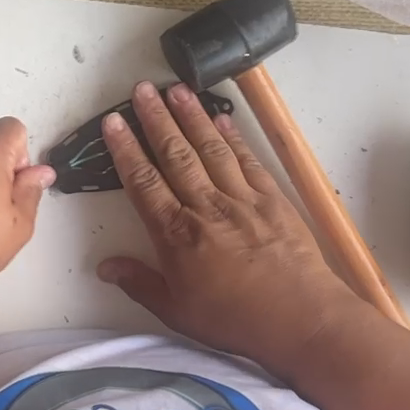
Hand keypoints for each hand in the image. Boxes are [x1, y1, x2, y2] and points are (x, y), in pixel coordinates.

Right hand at [97, 82, 376, 368]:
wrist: (304, 321)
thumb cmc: (235, 320)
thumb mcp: (176, 312)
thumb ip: (139, 283)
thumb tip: (104, 266)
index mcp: (176, 235)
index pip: (143, 182)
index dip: (125, 149)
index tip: (113, 122)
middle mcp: (205, 207)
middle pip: (175, 154)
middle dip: (156, 119)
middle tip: (142, 89)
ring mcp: (241, 199)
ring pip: (210, 149)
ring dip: (191, 117)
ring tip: (176, 89)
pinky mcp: (272, 199)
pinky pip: (247, 161)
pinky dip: (232, 137)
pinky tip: (220, 119)